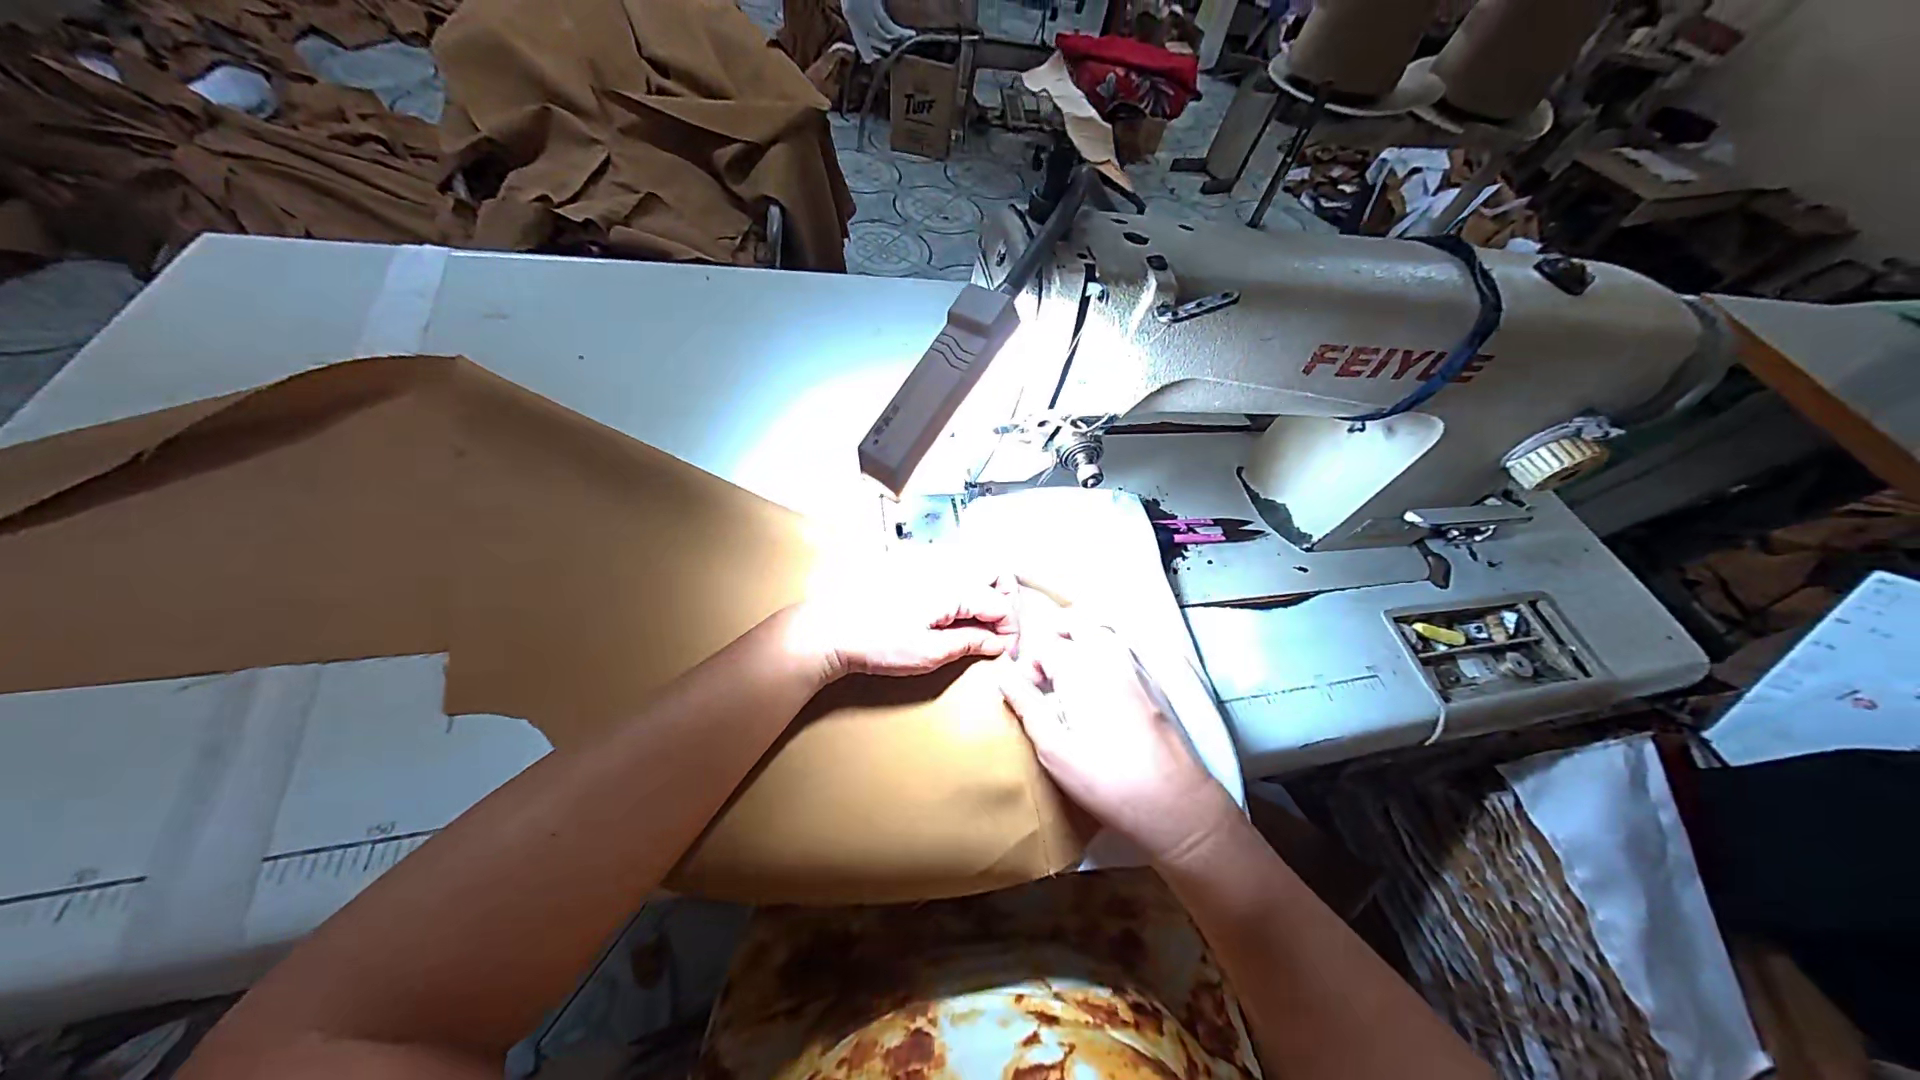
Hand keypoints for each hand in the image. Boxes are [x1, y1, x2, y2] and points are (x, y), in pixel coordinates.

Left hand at [787, 555, 1018, 681]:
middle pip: (996, 571)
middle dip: (1006, 599)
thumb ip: (969, 643)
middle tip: (998, 630)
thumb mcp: (929, 653)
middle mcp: (944, 567)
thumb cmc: (874, 642)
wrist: (830, 630)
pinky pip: (952, 568)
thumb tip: (996, 643)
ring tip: (978, 623)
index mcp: (952, 588)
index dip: (1010, 630)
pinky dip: (964, 587)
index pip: (1002, 603)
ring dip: (986, 591)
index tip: (1004, 650)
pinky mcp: (912, 567)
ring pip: (975, 566)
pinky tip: (952, 612)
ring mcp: (927, 563)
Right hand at [997, 608, 1237, 864]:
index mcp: (1082, 669)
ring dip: (1081, 640)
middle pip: (1078, 623)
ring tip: (1068, 674)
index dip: (1028, 665)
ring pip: (1104, 630)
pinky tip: (1100, 685)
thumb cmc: (1107, 781)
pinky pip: (1125, 648)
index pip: (1045, 645)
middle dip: (1055, 638)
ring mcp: (1138, 667)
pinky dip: (1105, 650)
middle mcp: (1111, 657)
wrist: (1175, 803)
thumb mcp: (1054, 750)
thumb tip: (1004, 677)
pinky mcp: (1155, 683)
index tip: (1026, 693)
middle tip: (1045, 673)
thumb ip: (1026, 707)